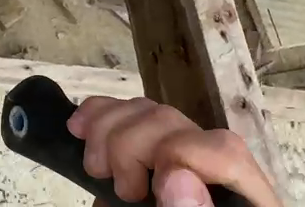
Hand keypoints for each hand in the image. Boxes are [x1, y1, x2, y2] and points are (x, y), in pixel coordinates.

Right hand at [68, 97, 281, 206]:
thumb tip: (179, 177)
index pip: (224, 153)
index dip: (178, 154)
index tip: (138, 191)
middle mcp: (222, 182)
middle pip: (177, 125)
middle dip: (129, 144)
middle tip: (113, 186)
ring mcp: (187, 168)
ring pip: (150, 112)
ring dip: (108, 129)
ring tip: (95, 167)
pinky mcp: (153, 162)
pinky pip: (130, 115)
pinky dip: (100, 115)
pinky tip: (79, 128)